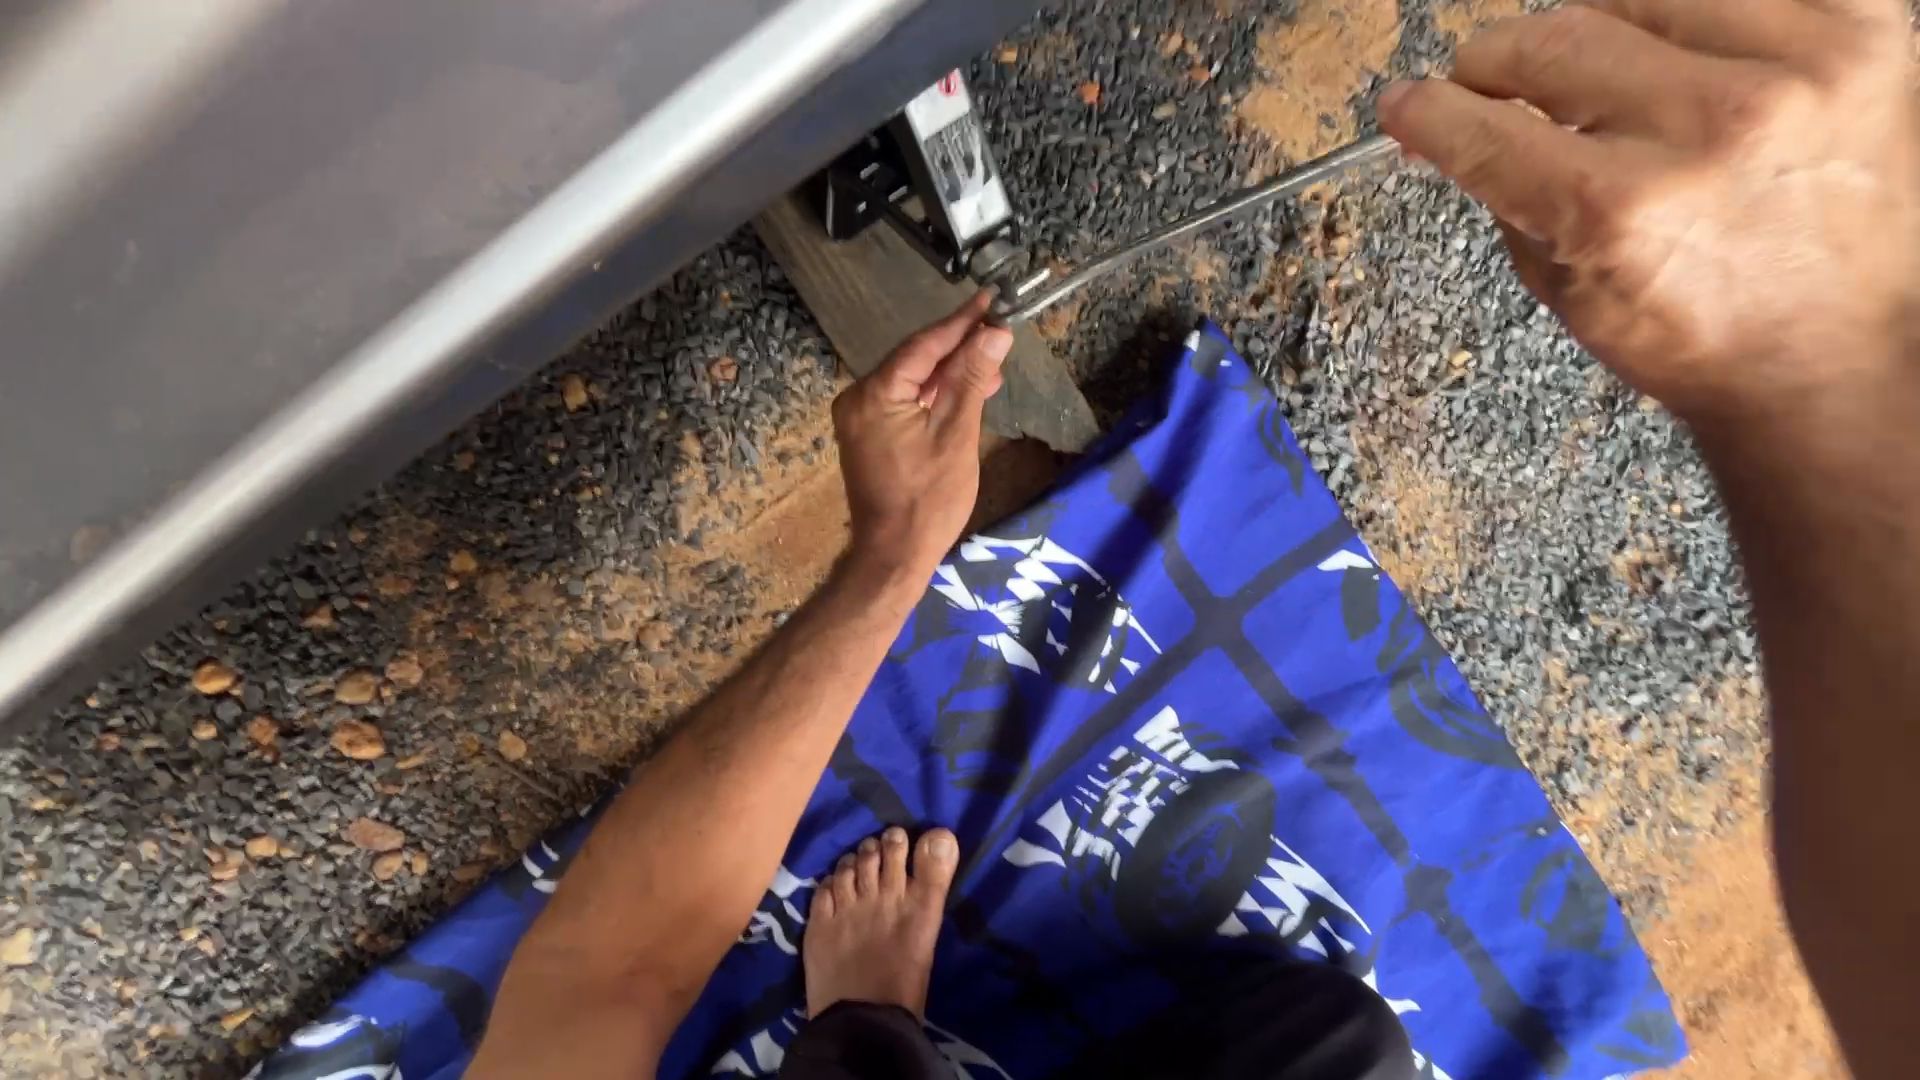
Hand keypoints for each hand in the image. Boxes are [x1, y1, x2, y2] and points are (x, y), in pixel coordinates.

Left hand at [833, 292, 1012, 579]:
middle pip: (915, 361)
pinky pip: (905, 403)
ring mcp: (861, 419)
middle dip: (958, 349)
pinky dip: (935, 398)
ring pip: (912, 383)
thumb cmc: (928, 500)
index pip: (922, 346)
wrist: (894, 554)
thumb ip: (970, 379)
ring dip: (950, 375)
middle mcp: (858, 399)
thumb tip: (996, 334)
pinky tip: (966, 393)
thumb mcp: (956, 434)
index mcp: (873, 394)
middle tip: (999, 332)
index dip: (960, 323)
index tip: (990, 300)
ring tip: (992, 366)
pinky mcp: (870, 436)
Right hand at [1378, 0, 1917, 422]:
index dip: (1425, 112)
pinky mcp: (1867, 27)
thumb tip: (1460, 132)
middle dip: (1489, 61)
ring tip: (1572, 74)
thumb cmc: (1683, 331)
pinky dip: (1671, 14)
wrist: (1824, 346)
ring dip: (1579, 30)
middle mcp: (1708, 126)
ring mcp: (1800, 65)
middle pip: (1554, 41)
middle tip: (1474, 84)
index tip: (1400, 103)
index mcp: (1617, 209)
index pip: (1487, 132)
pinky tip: (1656, 55)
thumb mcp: (1558, 280)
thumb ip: (1510, 193)